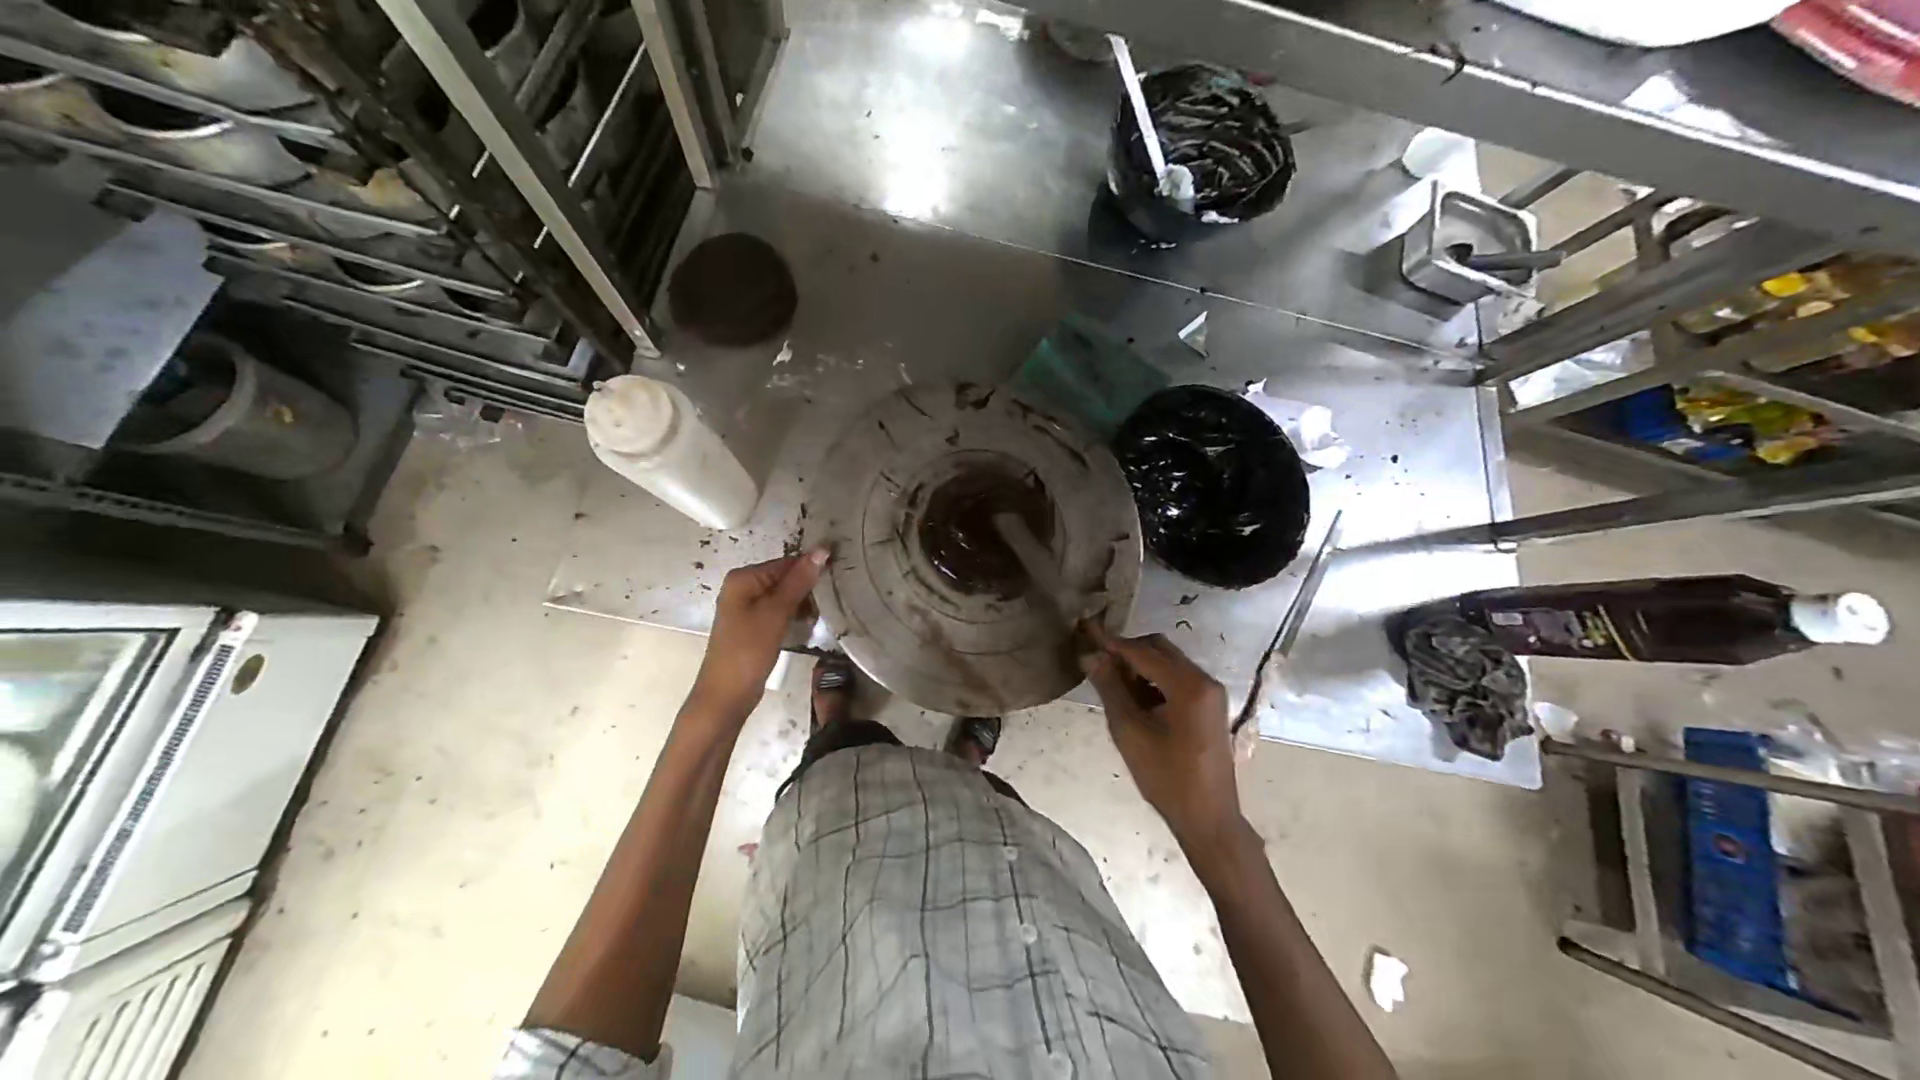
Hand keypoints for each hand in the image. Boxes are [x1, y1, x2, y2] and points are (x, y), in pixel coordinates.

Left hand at [689, 549, 828, 720]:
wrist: (727, 694)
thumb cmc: (749, 649)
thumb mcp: (776, 612)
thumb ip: (799, 581)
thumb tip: (822, 549)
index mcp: (743, 578)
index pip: (786, 562)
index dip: (811, 568)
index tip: (838, 577)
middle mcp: (743, 587)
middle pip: (785, 578)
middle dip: (808, 588)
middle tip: (831, 601)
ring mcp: (747, 608)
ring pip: (785, 596)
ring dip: (803, 604)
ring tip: (821, 615)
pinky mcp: (754, 626)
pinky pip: (780, 612)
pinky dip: (794, 616)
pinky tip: (808, 625)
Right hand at [1081, 629, 1241, 848]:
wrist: (1207, 817)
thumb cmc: (1166, 777)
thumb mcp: (1130, 731)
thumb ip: (1110, 688)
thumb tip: (1091, 656)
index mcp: (1189, 686)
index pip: (1144, 652)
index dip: (1113, 644)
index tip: (1086, 635)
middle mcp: (1205, 681)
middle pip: (1160, 649)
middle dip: (1128, 651)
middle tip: (1098, 663)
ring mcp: (1211, 693)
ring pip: (1169, 662)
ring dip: (1141, 666)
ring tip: (1113, 684)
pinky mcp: (1210, 706)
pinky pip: (1179, 679)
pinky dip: (1155, 680)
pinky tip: (1136, 699)